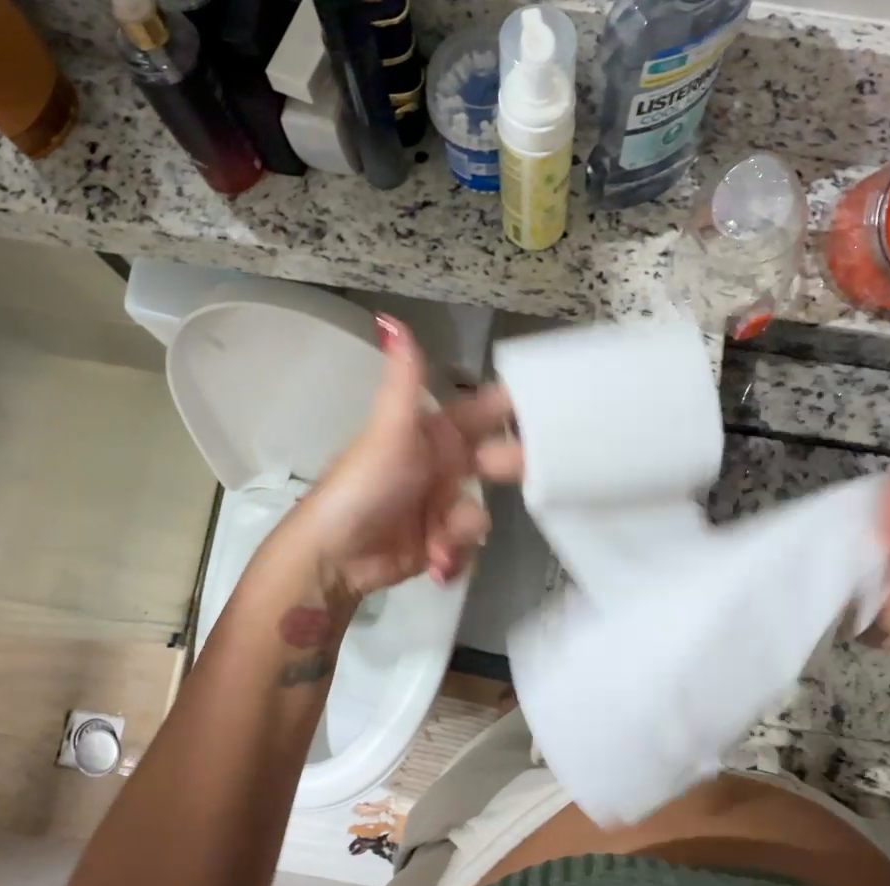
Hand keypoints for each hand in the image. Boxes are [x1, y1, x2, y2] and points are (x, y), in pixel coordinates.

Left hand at [289, 315, 518, 597]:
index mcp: (436, 433)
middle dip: (506, 472)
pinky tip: (434, 565)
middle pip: (500, 462)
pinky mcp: (441, 544)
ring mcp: (444, 506)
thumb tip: (389, 316)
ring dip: (463, 531)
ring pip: (482, 513)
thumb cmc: (363, 485)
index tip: (555, 409)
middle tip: (504, 476)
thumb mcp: (388, 430)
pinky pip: (468, 548)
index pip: (487, 411)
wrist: (334, 555)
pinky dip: (454, 559)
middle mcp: (446, 466)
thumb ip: (403, 379)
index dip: (518, 408)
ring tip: (439, 544)